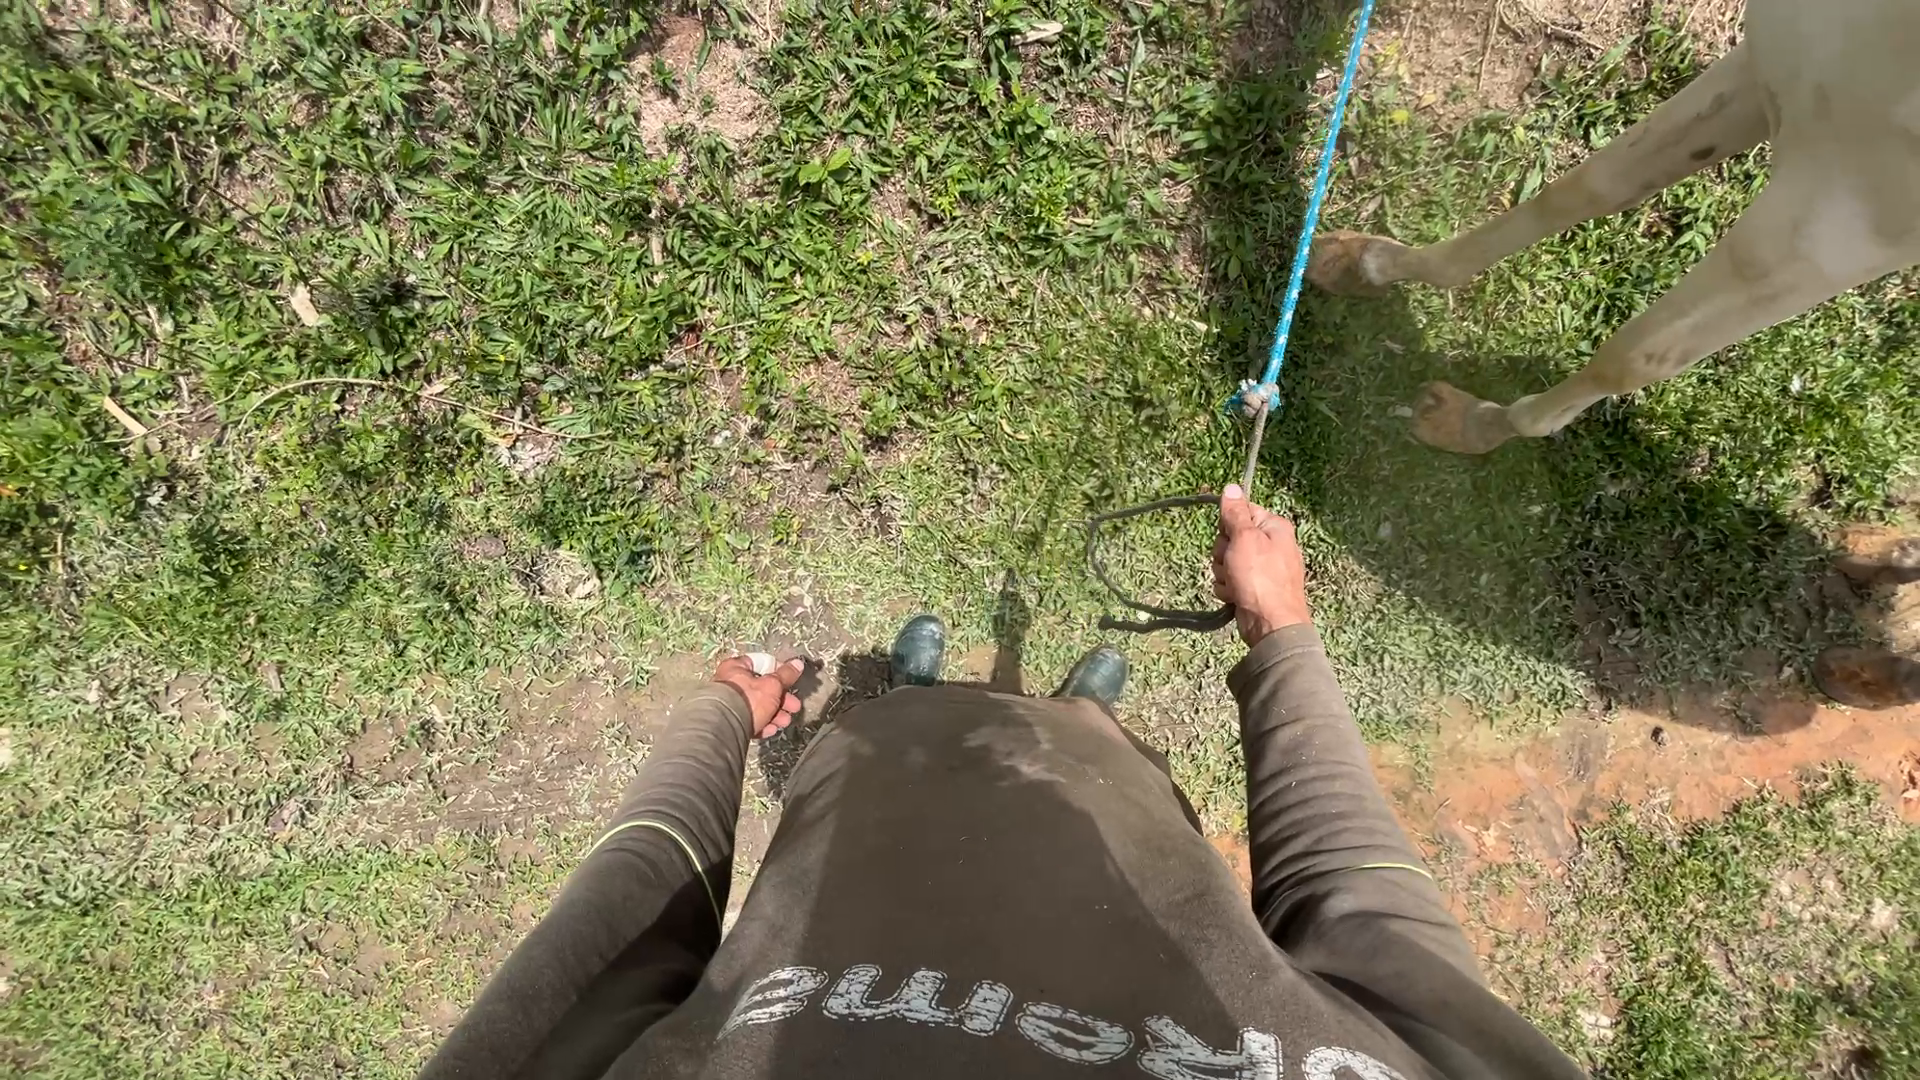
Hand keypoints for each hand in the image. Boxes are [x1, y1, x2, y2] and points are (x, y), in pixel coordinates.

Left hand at [712, 655, 806, 737]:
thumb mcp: (773, 685)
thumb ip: (786, 675)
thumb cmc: (747, 699)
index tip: (790, 680)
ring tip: (784, 721)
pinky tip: (770, 730)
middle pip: (762, 688)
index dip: (780, 671)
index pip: (763, 663)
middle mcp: (729, 683)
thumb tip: (798, 664)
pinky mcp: (729, 722)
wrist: (725, 728)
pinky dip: (762, 724)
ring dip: (775, 714)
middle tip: (793, 706)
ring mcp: (729, 704)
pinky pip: (749, 720)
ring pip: (757, 706)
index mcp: (737, 667)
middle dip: (781, 699)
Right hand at [1211, 484, 1311, 645]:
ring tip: (1234, 583)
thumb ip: (1235, 513)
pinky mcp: (1253, 587)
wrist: (1271, 623)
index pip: (1241, 512)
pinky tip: (1234, 594)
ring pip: (1226, 560)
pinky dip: (1227, 587)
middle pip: (1230, 537)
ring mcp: (1262, 568)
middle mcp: (1271, 545)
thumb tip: (1231, 486)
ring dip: (1222, 572)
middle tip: (1232, 563)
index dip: (1228, 525)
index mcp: (1274, 527)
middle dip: (1223, 552)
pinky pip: (1228, 579)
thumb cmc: (1259, 577)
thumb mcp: (1244, 539)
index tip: (1230, 537)